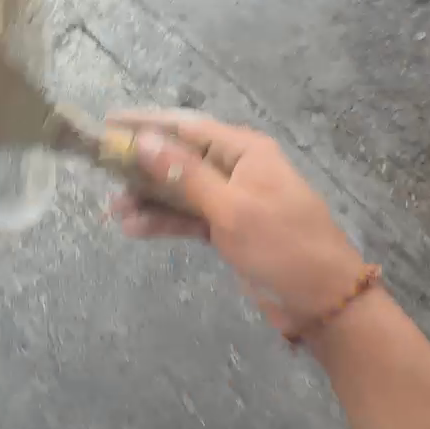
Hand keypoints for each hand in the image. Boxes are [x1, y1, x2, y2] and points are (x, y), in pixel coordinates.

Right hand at [106, 110, 365, 335]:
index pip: (185, 127)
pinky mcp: (226, 228)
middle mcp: (234, 167)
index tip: (108, 122)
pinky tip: (135, 229)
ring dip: (147, 199)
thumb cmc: (283, 246)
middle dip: (141, 166)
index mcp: (244, 150)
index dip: (145, 123)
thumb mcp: (231, 208)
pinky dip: (162, 222)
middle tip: (103, 171)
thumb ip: (184, 173)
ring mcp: (230, 199)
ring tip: (115, 211)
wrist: (326, 306)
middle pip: (177, 156)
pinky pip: (186, 216)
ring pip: (177, 189)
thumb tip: (143, 139)